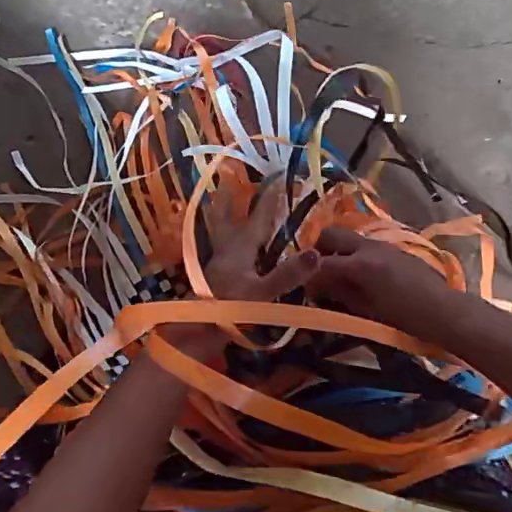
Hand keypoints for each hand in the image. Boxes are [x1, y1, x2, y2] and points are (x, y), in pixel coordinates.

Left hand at [162, 184, 320, 361]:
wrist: (194, 332)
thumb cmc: (228, 309)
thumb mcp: (262, 294)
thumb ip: (288, 274)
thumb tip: (317, 252)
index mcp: (241, 247)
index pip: (260, 217)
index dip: (273, 199)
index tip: (282, 179)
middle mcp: (227, 248)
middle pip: (231, 217)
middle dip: (235, 198)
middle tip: (232, 179)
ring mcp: (218, 261)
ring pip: (223, 230)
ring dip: (226, 214)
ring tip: (224, 199)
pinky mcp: (213, 275)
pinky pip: (223, 247)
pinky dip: (227, 237)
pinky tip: (230, 244)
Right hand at [307, 226, 467, 343]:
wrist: (443, 311)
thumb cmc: (403, 317)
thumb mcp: (365, 310)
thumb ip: (338, 294)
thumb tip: (317, 288)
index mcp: (359, 265)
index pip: (321, 263)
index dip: (308, 276)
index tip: (305, 289)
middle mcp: (368, 247)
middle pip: (331, 235)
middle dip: (319, 250)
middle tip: (318, 273)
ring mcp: (382, 245)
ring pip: (348, 238)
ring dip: (337, 252)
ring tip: (338, 276)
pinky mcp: (392, 249)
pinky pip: (364, 245)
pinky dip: (353, 255)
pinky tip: (359, 276)